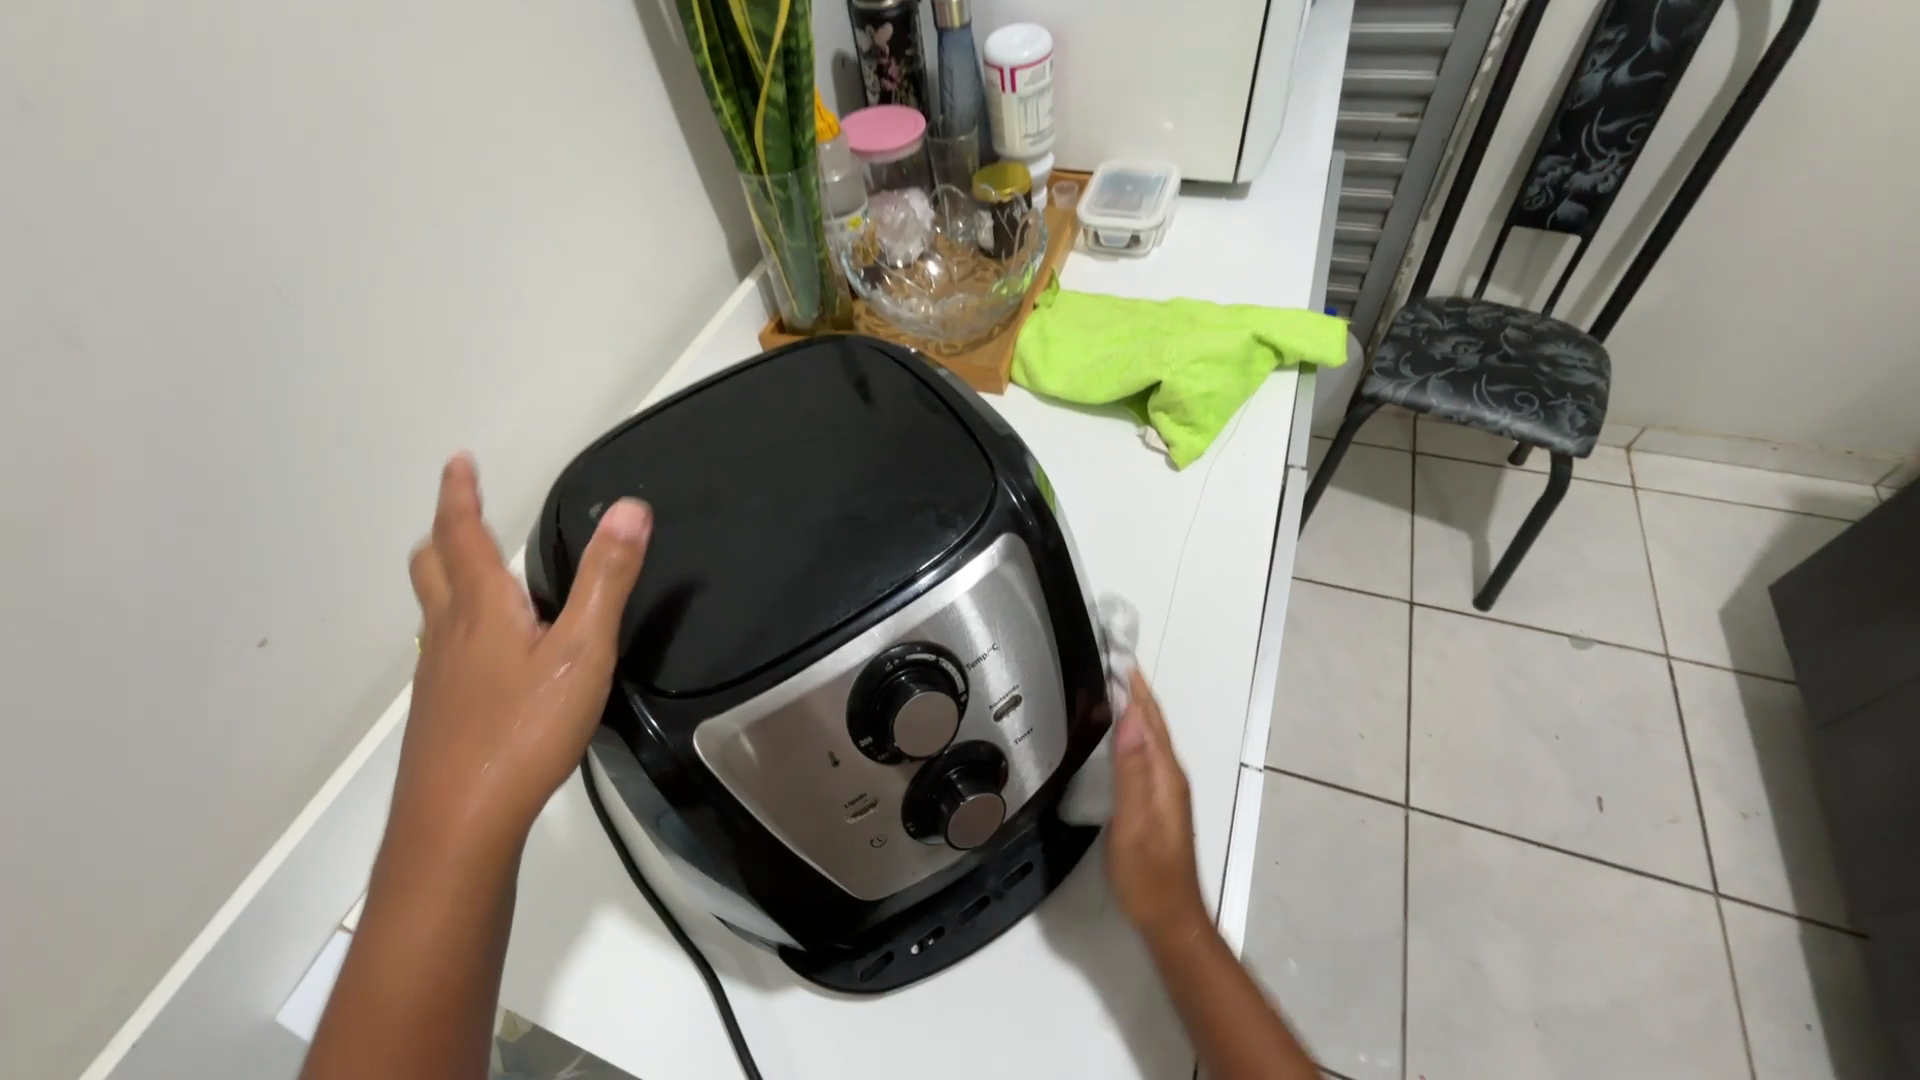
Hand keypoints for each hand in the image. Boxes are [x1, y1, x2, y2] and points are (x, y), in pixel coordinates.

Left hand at [394, 454, 652, 851]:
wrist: (461, 822)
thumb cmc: (525, 728)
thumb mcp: (583, 650)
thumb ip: (607, 579)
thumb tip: (629, 507)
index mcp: (482, 608)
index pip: (463, 534)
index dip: (461, 494)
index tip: (459, 461)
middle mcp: (449, 633)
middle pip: (431, 567)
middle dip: (444, 531)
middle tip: (462, 511)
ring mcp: (437, 675)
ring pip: (432, 609)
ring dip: (446, 576)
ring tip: (475, 571)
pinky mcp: (441, 712)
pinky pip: (442, 648)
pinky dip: (457, 625)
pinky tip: (489, 654)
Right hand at [1107, 671, 1208, 941]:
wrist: (1169, 918)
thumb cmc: (1147, 874)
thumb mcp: (1134, 822)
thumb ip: (1132, 769)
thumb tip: (1131, 716)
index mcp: (1164, 774)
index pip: (1149, 718)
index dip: (1134, 687)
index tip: (1116, 653)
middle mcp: (1169, 775)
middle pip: (1153, 723)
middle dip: (1135, 689)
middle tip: (1111, 658)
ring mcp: (1165, 789)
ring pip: (1150, 736)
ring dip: (1134, 708)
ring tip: (1112, 684)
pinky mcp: (1157, 801)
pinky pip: (1145, 752)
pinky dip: (1133, 731)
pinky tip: (1119, 733)